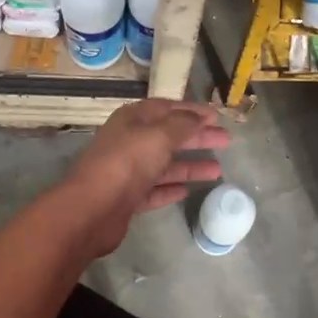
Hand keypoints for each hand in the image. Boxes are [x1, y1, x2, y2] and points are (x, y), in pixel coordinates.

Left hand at [61, 99, 228, 256]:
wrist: (91, 209)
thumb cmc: (127, 162)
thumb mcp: (159, 135)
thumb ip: (183, 124)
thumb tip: (200, 117)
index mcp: (133, 119)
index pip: (168, 108)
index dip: (193, 111)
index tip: (217, 116)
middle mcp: (130, 141)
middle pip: (170, 135)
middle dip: (198, 137)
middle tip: (226, 140)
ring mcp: (127, 171)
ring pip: (165, 164)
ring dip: (190, 165)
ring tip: (217, 170)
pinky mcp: (127, 198)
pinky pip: (154, 189)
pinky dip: (171, 188)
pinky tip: (187, 190)